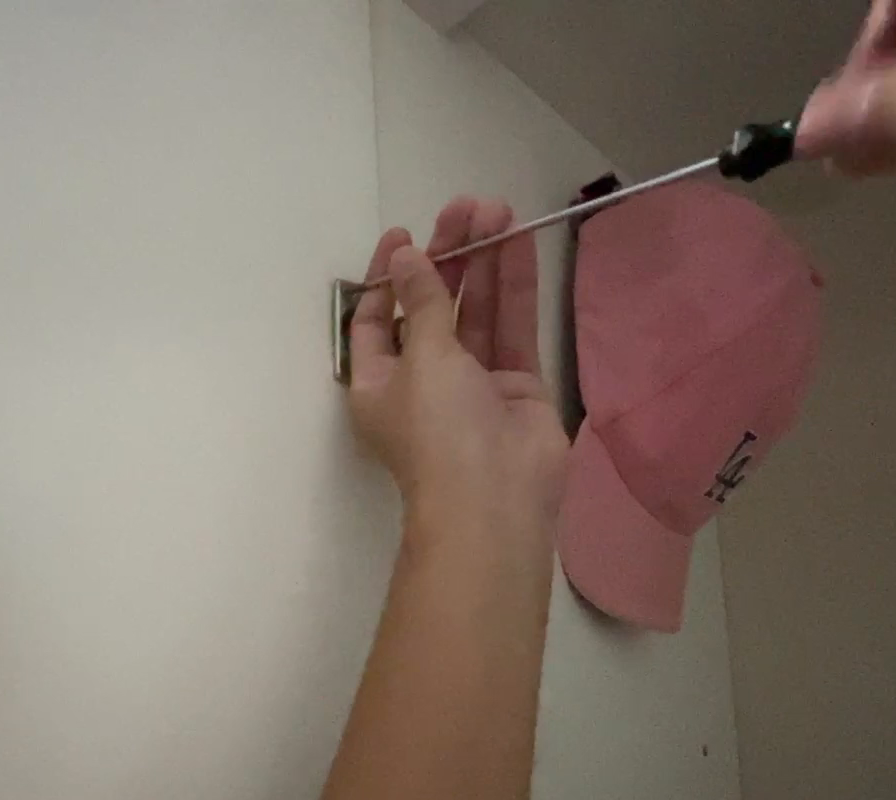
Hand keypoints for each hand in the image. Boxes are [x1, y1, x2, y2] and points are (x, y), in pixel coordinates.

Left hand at [348, 197, 566, 536]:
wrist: (495, 497)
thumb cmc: (438, 430)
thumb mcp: (420, 359)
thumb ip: (422, 304)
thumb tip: (405, 258)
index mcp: (378, 384)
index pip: (375, 320)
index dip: (387, 278)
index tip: (403, 235)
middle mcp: (421, 382)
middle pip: (431, 308)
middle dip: (445, 257)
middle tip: (464, 207)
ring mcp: (472, 384)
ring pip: (475, 312)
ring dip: (483, 262)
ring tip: (495, 208)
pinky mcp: (516, 385)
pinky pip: (512, 328)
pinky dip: (514, 287)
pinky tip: (519, 240)